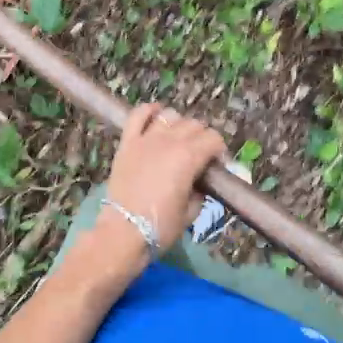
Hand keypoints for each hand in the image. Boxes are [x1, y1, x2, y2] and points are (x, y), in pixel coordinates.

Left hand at [104, 104, 227, 245]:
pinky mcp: (127, 142)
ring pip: (170, 116)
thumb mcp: (191, 212)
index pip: (213, 139)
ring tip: (179, 140)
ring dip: (179, 125)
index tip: (217, 166)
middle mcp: (168, 141)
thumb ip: (200, 191)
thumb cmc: (161, 226)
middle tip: (200, 157)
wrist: (123, 231)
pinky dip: (149, 110)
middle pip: (194, 125)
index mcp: (188, 157)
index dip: (219, 151)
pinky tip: (157, 113)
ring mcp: (145, 139)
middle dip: (202, 138)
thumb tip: (200, 182)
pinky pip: (138, 115)